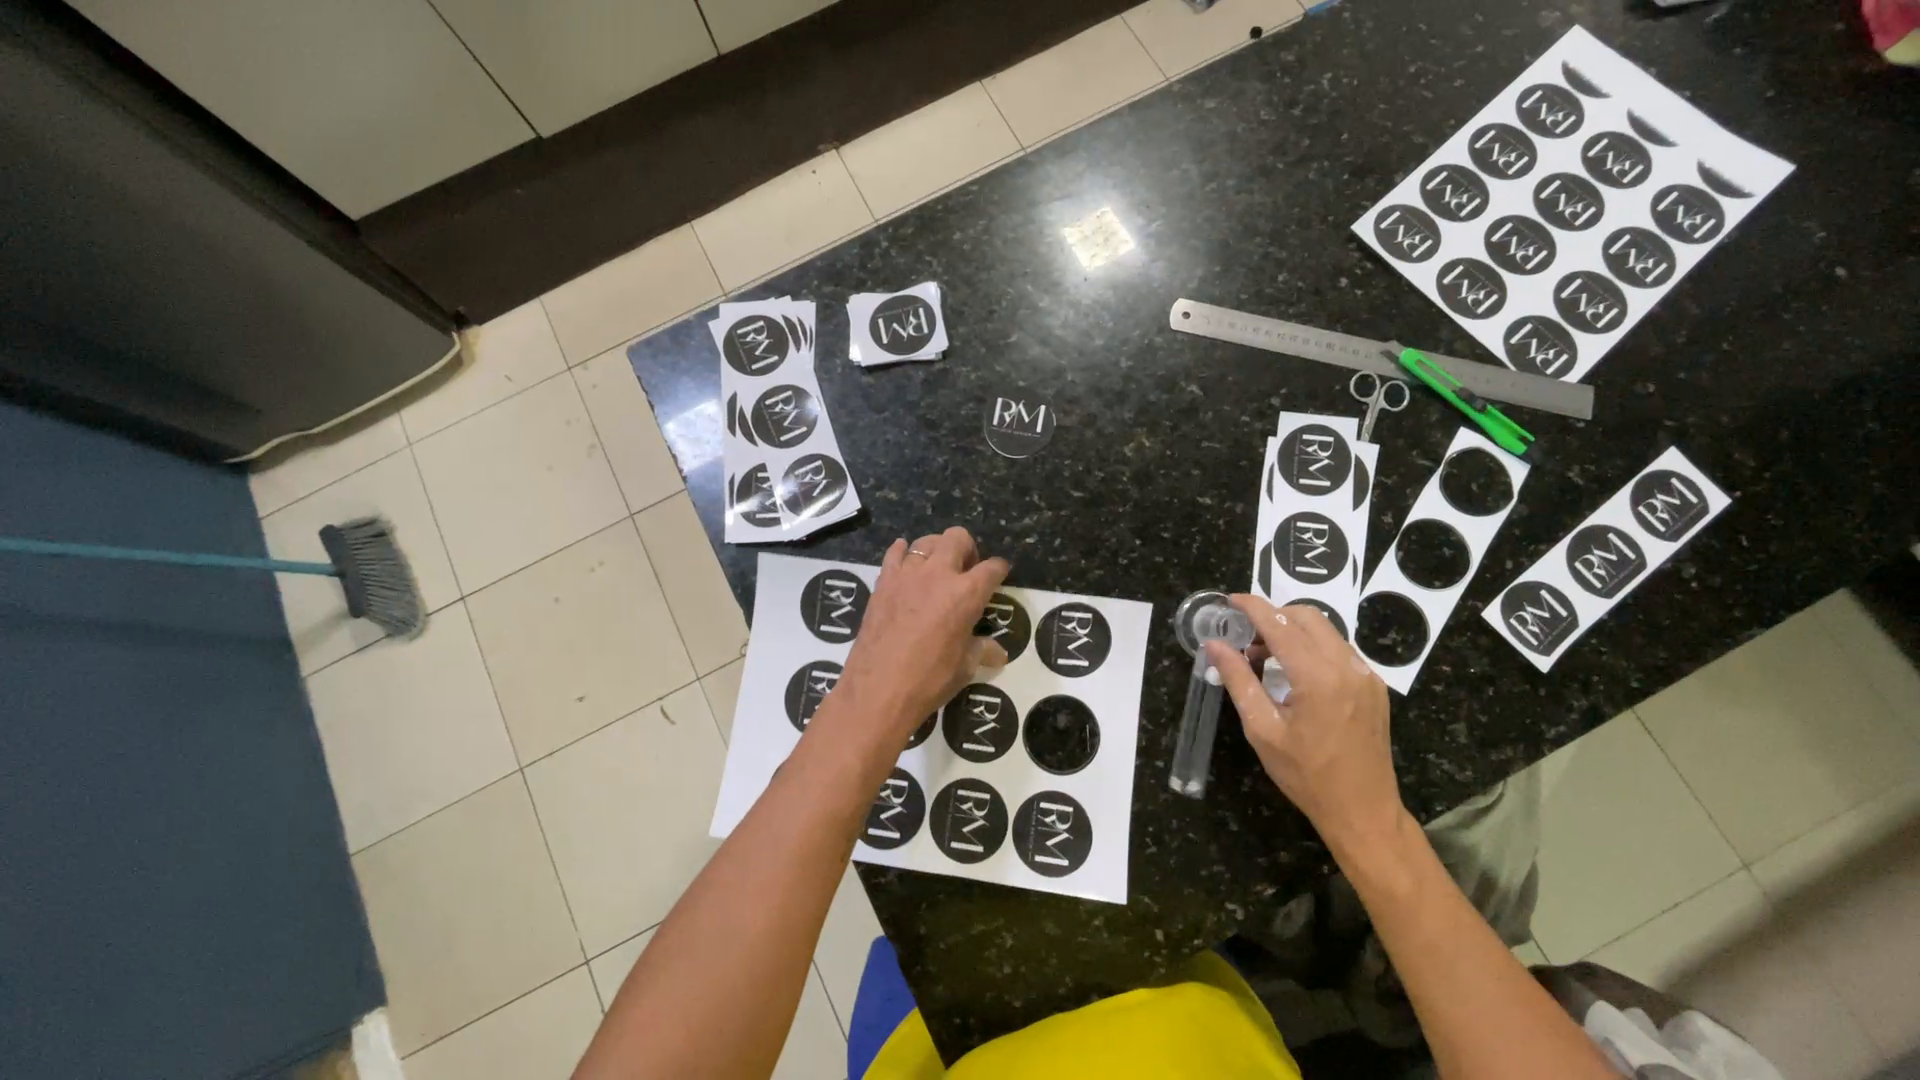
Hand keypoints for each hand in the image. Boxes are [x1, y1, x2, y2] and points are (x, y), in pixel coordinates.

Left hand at [827, 527, 1010, 744]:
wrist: (878, 690)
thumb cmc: (928, 680)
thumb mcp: (964, 667)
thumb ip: (981, 651)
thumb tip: (999, 653)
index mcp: (966, 594)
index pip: (992, 569)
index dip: (999, 570)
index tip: (999, 575)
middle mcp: (939, 575)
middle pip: (958, 538)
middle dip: (968, 548)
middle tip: (966, 570)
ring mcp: (907, 574)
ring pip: (926, 541)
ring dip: (936, 549)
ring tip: (937, 569)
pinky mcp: (883, 582)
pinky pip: (895, 553)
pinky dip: (903, 552)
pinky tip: (906, 565)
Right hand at [1204, 595, 1405, 853]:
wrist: (1363, 810)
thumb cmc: (1306, 775)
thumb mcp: (1262, 729)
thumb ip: (1238, 680)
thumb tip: (1214, 645)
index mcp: (1318, 678)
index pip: (1281, 625)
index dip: (1253, 608)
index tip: (1230, 600)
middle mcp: (1348, 667)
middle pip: (1308, 617)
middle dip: (1274, 616)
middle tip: (1245, 636)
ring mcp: (1366, 676)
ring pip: (1327, 632)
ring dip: (1294, 632)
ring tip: (1265, 657)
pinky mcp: (1374, 687)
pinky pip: (1340, 651)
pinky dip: (1313, 648)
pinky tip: (1295, 674)